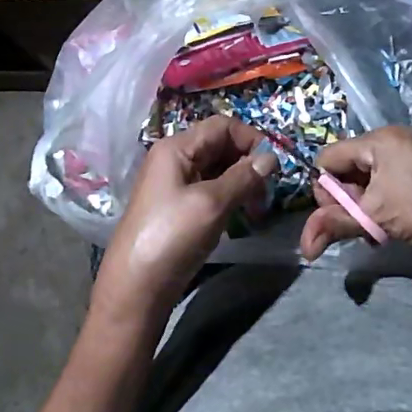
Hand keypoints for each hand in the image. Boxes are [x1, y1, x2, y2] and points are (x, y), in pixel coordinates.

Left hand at [94, 117, 276, 320]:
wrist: (137, 286)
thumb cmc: (172, 236)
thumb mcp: (212, 203)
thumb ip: (243, 177)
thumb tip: (271, 158)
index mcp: (176, 148)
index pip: (222, 126)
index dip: (251, 139)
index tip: (274, 166)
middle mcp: (174, 159)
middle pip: (220, 146)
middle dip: (248, 163)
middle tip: (267, 192)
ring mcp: (175, 184)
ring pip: (218, 169)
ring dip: (242, 182)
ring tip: (257, 208)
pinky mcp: (179, 207)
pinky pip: (210, 190)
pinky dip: (230, 197)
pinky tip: (241, 215)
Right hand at [299, 126, 411, 283]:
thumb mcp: (377, 218)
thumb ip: (335, 225)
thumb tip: (303, 247)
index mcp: (377, 139)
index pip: (327, 159)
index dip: (325, 190)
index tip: (341, 216)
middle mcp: (393, 138)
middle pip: (348, 167)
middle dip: (348, 200)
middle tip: (363, 226)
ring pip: (370, 178)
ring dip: (366, 206)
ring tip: (382, 229)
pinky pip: (391, 180)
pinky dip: (386, 203)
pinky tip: (399, 224)